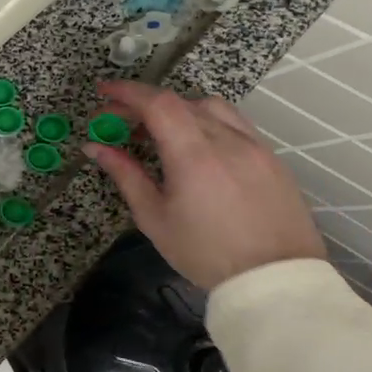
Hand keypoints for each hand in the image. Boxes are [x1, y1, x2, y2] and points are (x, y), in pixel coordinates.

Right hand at [83, 81, 324, 290]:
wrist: (276, 280)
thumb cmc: (204, 251)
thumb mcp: (153, 215)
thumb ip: (124, 174)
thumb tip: (95, 146)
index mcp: (195, 156)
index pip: (158, 103)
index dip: (126, 92)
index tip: (102, 93)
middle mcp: (229, 142)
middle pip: (182, 102)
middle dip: (144, 104)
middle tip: (118, 121)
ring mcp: (257, 149)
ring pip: (213, 108)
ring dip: (178, 109)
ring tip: (158, 131)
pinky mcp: (273, 161)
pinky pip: (235, 126)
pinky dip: (205, 122)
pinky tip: (193, 146)